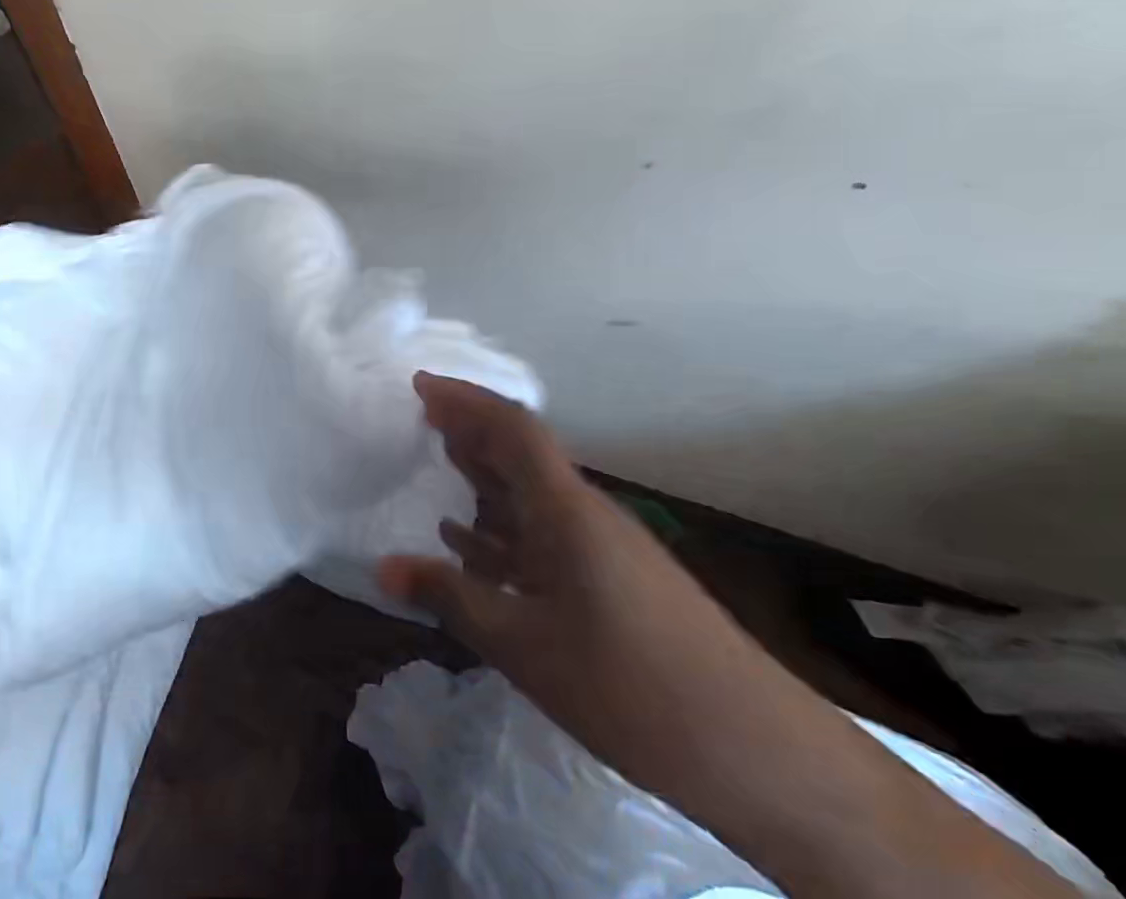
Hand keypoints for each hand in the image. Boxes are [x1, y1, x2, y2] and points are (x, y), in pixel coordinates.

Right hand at [380, 373, 1081, 898]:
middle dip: (472, 433)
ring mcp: (601, 547)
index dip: (466, 401)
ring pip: (533, 497)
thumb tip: (384, 567)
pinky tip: (474, 544)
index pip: (513, 430)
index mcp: (566, 510)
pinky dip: (504, 531)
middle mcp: (586, 514)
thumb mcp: (523, 644)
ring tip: (440, 469)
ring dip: (487, 480)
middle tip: (422, 424)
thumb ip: (451, 598)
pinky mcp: (609, 580)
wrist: (742, 738)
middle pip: (524, 456)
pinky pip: (544, 536)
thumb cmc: (624, 683)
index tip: (420, 387)